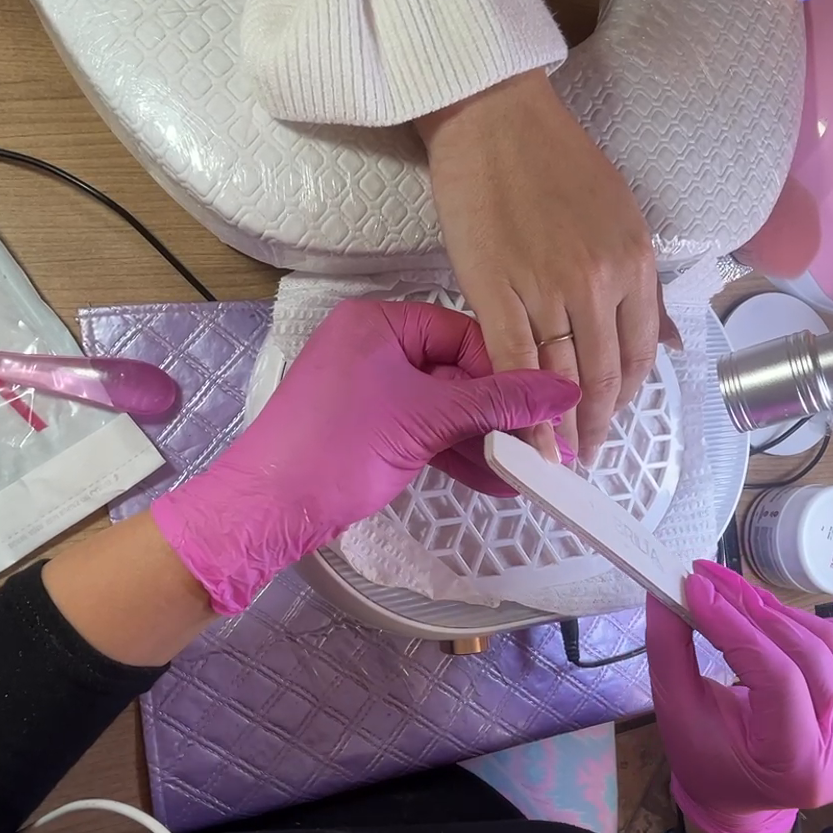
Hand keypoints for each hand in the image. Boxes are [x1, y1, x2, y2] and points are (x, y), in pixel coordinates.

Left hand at [152, 300, 579, 613]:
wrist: (268, 510)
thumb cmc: (336, 449)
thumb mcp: (424, 418)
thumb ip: (496, 403)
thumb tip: (564, 391)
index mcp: (380, 322)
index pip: (465, 334)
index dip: (508, 371)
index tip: (547, 406)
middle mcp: (378, 348)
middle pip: (459, 373)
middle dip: (500, 415)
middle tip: (545, 445)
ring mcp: (375, 391)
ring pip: (446, 409)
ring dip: (485, 442)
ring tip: (529, 472)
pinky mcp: (374, 429)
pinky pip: (428, 433)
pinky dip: (458, 455)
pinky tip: (496, 481)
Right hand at [416, 69, 665, 460]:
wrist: (494, 121)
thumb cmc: (557, 162)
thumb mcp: (622, 216)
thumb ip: (644, 286)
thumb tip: (672, 344)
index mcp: (634, 262)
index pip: (638, 352)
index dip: (625, 397)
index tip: (611, 419)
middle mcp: (599, 283)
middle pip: (601, 374)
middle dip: (596, 423)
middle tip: (586, 454)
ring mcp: (548, 291)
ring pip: (559, 376)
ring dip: (561, 424)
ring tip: (558, 457)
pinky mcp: (496, 293)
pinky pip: (514, 364)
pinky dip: (522, 407)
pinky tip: (527, 440)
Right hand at [646, 561, 832, 832]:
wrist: (740, 794)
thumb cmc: (704, 758)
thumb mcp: (675, 709)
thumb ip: (669, 648)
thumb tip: (665, 588)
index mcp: (795, 765)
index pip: (775, 677)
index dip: (734, 625)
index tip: (696, 587)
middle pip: (810, 656)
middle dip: (755, 609)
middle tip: (712, 579)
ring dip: (785, 614)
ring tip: (740, 598)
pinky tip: (800, 621)